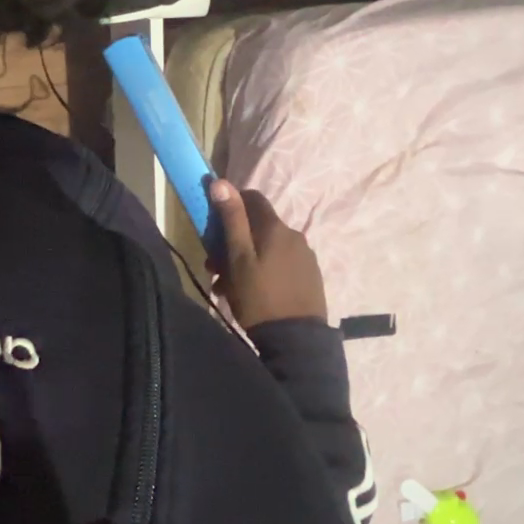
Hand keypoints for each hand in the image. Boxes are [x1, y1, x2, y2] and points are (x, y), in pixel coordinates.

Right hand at [209, 181, 326, 326]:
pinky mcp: (310, 276)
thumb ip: (232, 219)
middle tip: (214, 266)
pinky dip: (262, 270)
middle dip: (233, 239)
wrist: (297, 342)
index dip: (231, 203)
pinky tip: (251, 292)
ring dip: (245, 258)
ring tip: (229, 286)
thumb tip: (220, 182)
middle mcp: (294, 235)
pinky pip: (280, 263)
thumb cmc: (259, 297)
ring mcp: (305, 257)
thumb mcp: (238, 258)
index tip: (214, 224)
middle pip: (258, 225)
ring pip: (267, 246)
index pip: (252, 197)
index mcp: (275, 228)